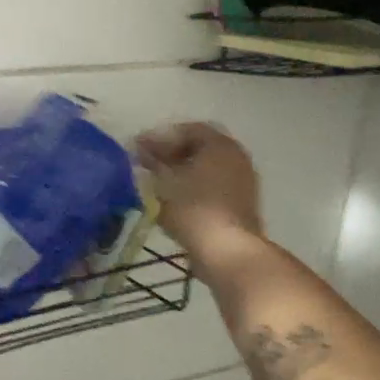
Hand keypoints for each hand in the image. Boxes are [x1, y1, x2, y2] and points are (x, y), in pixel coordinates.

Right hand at [133, 122, 267, 276]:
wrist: (226, 250)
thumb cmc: (192, 208)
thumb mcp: (163, 181)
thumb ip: (151, 161)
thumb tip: (140, 150)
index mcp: (219, 145)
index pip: (188, 129)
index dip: (159, 136)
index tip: (137, 148)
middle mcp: (236, 156)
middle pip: (199, 146)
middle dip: (170, 152)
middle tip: (145, 162)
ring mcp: (242, 180)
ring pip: (206, 166)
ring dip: (181, 170)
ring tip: (155, 181)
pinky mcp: (240, 203)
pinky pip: (212, 184)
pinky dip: (192, 185)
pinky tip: (173, 197)